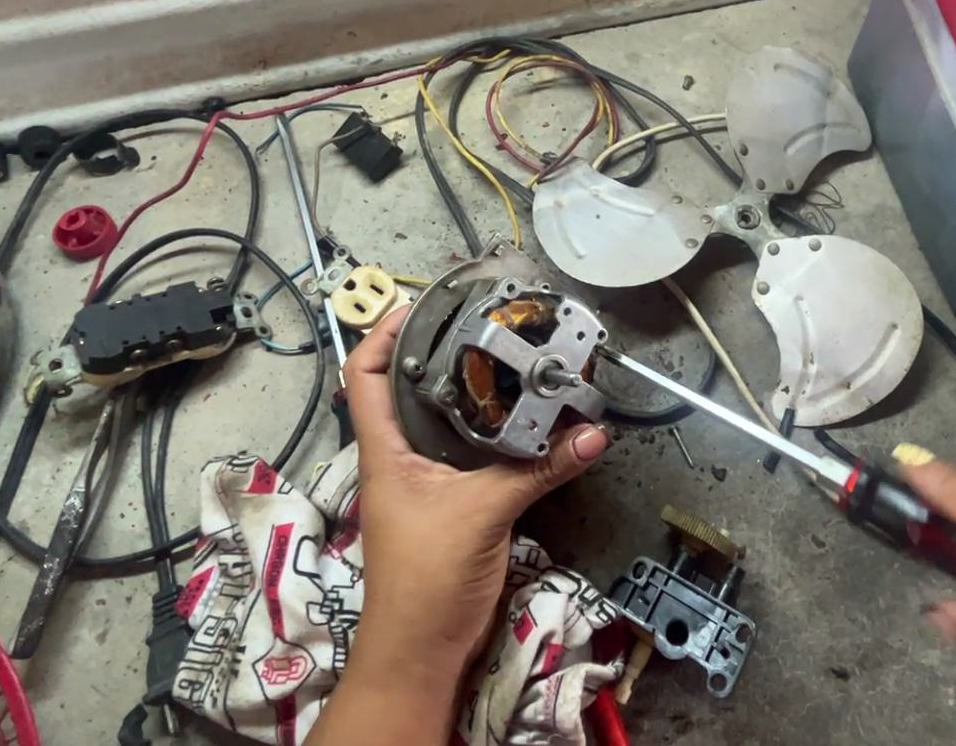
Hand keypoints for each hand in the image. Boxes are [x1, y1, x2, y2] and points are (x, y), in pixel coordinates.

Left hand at [339, 307, 610, 689]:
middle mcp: (401, 454)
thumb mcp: (481, 513)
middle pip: (407, 386)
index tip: (420, 305)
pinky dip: (494, 426)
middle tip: (482, 323)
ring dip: (470, 388)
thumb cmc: (428, 577)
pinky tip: (525, 414)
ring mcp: (426, 476)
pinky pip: (472, 447)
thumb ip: (536, 470)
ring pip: (443, 416)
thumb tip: (591, 435)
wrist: (424, 649)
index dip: (383, 333)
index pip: (364, 375)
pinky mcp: (454, 496)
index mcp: (386, 449)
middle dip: (439, 351)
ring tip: (507, 355)